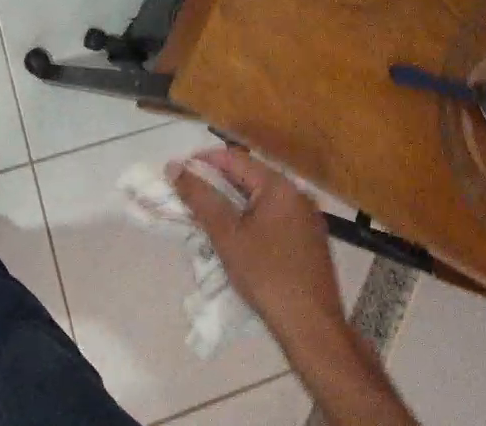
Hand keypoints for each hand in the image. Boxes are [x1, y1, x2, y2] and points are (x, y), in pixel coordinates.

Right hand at [170, 147, 346, 340]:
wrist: (311, 326)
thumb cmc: (266, 274)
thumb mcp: (226, 234)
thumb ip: (200, 197)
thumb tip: (174, 167)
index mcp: (280, 187)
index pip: (235, 159)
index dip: (203, 161)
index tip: (178, 173)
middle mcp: (298, 195)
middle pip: (249, 177)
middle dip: (217, 183)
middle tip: (189, 196)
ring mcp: (307, 219)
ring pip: (261, 199)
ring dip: (232, 203)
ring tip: (207, 216)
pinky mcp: (310, 241)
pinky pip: (274, 217)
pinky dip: (251, 218)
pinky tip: (236, 236)